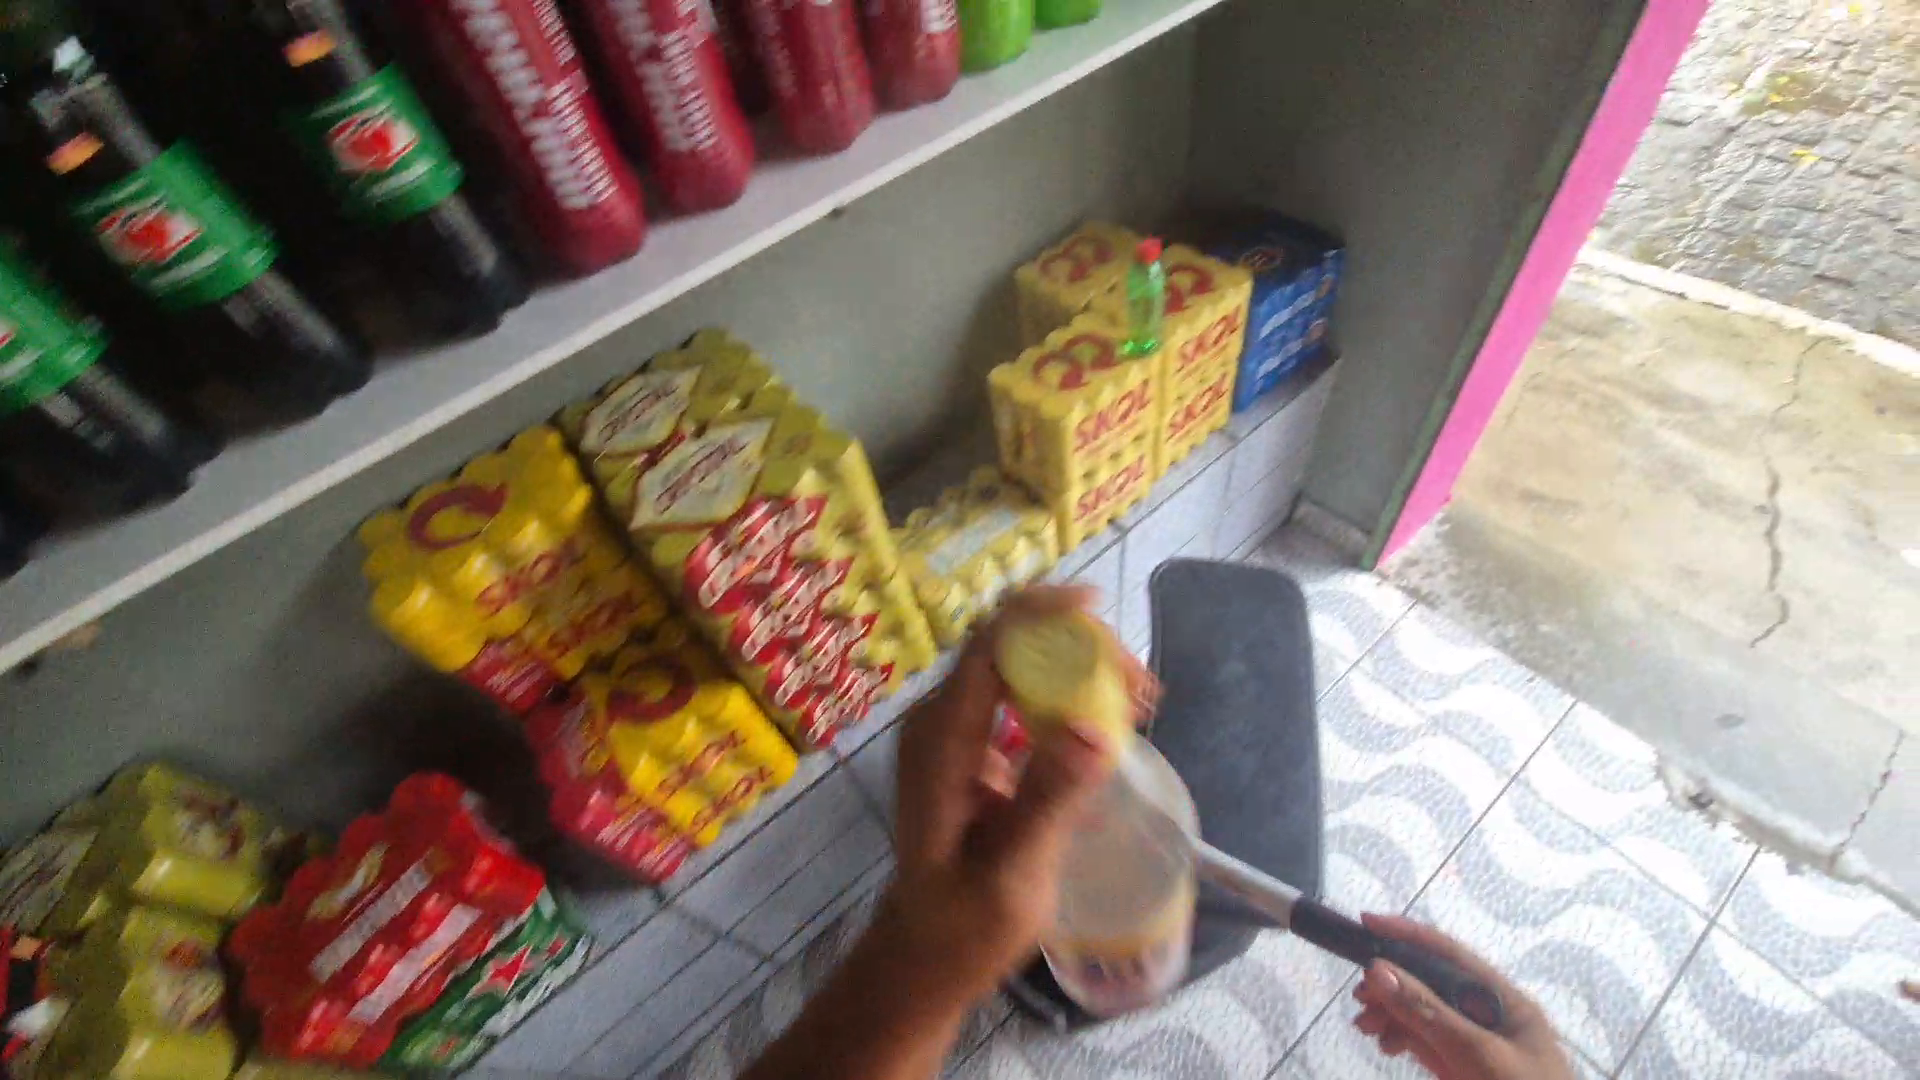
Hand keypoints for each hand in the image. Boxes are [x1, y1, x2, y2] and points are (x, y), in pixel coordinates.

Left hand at [871, 587, 1120, 1009]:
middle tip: (1141, 688)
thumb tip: (1093, 730)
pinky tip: (1107, 721)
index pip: (988, 644)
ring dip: (1077, 669)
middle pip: (1010, 647)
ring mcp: (955, 730)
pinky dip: (1066, 696)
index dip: (1039, 612)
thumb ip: (1047, 801)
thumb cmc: (962, 922)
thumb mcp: (1011, 874)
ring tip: (1137, 700)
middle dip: (1077, 647)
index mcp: (942, 738)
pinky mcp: (972, 746)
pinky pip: (1019, 697)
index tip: (1096, 607)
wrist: (926, 949)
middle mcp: (942, 719)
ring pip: (1018, 668)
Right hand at [1351, 914, 1574, 1079]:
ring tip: (1364, 1025)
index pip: (1450, 952)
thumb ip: (1428, 1012)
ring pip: (1419, 1008)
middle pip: (1428, 980)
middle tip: (1359, 995)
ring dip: (1387, 1010)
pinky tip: (1384, 1044)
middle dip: (1390, 982)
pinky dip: (1397, 1034)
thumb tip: (1376, 967)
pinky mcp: (1460, 1065)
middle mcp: (1486, 1014)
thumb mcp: (1478, 1057)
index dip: (1406, 933)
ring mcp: (1472, 1041)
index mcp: (1504, 1001)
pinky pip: (1421, 1036)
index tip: (1365, 922)